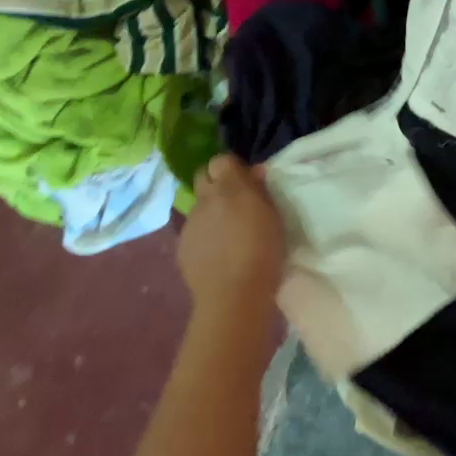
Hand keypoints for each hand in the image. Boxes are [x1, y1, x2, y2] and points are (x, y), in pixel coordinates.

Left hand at [178, 154, 284, 316]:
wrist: (233, 295)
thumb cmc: (263, 252)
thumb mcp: (274, 217)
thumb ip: (261, 191)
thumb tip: (254, 173)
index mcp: (230, 188)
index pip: (220, 160)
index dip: (232, 167)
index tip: (246, 180)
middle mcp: (205, 200)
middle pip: (202, 175)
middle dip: (216, 181)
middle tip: (234, 200)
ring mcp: (190, 222)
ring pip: (198, 204)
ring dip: (211, 209)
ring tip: (227, 231)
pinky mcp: (182, 244)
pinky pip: (193, 228)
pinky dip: (204, 233)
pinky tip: (216, 251)